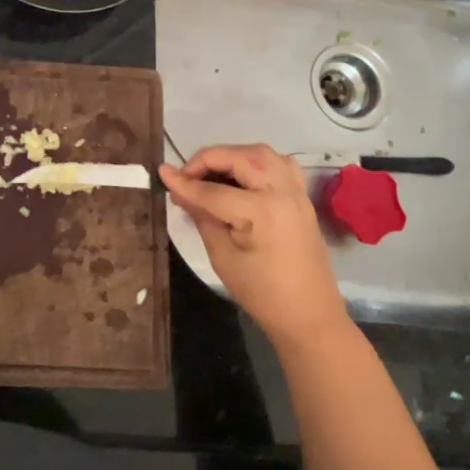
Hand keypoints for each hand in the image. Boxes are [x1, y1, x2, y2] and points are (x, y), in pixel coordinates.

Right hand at [160, 144, 348, 348]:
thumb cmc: (262, 293)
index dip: (184, 182)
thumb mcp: (222, 256)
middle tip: (186, 175)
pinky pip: (280, 163)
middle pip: (239, 158)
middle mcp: (282, 193)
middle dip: (208, 159)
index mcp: (262, 212)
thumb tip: (178, 188)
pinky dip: (257, 161)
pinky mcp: (302, 198)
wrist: (309, 315)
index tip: (161, 172)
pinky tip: (242, 175)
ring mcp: (297, 193)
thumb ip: (201, 215)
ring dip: (233, 155)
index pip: (213, 190)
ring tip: (212, 172)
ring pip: (262, 154)